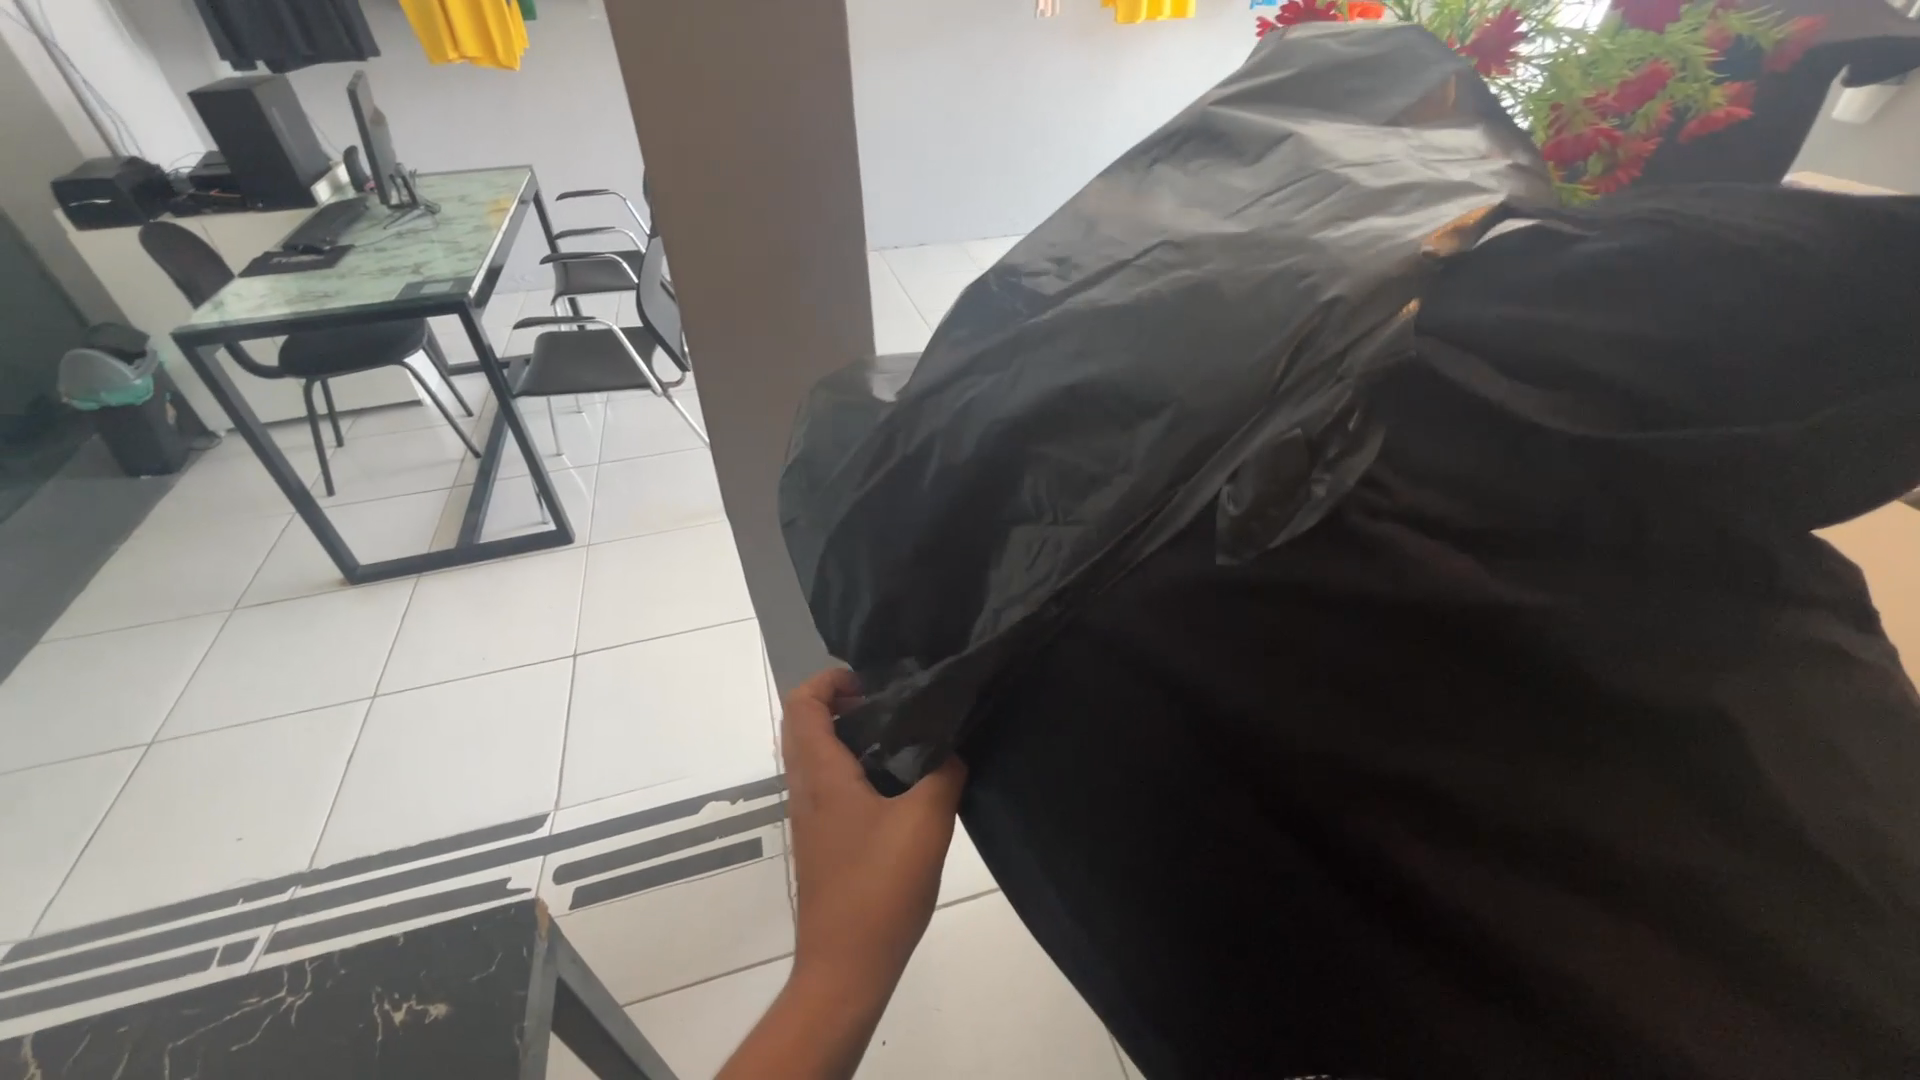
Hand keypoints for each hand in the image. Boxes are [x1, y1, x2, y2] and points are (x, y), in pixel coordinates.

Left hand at [782, 667, 966, 1003]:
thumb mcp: (925, 822)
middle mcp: (806, 789)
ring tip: (905, 741)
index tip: (873, 684)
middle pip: (807, 726)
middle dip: (845, 704)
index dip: (830, 680)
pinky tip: (901, 788)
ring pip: (818, 757)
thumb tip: (951, 749)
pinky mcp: (822, 842)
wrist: (846, 967)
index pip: (802, 703)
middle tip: (895, 707)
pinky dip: (856, 769)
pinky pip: (830, 786)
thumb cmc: (879, 888)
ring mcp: (810, 819)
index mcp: (821, 775)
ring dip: (851, 738)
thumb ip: (943, 773)